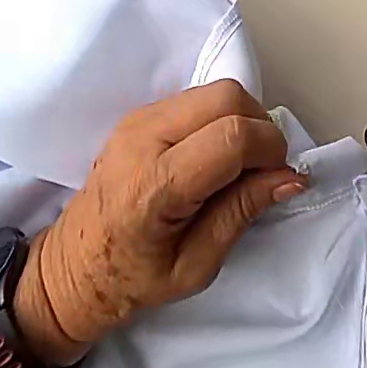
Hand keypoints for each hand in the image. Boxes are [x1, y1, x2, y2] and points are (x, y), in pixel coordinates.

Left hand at [13, 80, 303, 364]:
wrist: (75, 262)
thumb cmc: (132, 277)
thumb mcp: (197, 265)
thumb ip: (242, 212)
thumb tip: (290, 176)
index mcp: (155, 183)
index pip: (231, 136)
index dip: (270, 150)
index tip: (280, 176)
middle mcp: (143, 138)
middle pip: (226, 96)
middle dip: (260, 125)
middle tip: (262, 167)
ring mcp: (137, 119)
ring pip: (212, 90)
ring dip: (241, 118)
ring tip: (239, 163)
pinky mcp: (138, 114)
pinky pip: (195, 98)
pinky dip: (219, 116)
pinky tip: (215, 154)